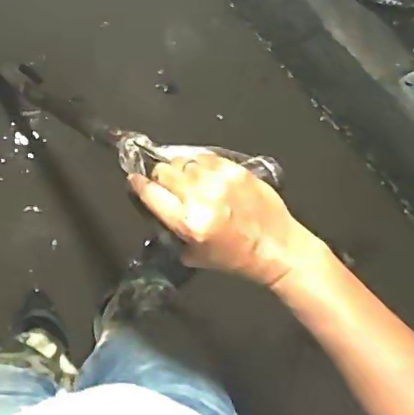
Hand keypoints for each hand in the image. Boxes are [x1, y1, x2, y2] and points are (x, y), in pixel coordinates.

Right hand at [130, 153, 328, 291]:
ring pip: (182, 160)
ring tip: (192, 182)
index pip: (150, 192)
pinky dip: (201, 164)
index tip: (134, 180)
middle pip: (163, 171)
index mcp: (189, 223)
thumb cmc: (237, 258)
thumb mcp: (195, 255)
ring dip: (183, 170)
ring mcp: (219, 181)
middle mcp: (201, 198)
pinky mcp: (235, 170)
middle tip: (171, 187)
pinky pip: (205, 156)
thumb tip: (154, 204)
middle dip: (162, 178)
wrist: (279, 248)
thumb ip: (171, 229)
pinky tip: (209, 177)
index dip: (138, 184)